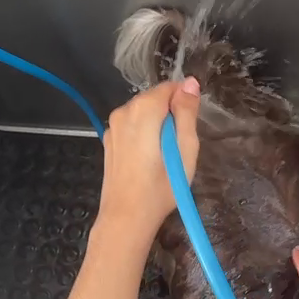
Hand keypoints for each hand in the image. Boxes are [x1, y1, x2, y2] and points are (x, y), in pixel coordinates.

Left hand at [96, 77, 200, 238]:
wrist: (127, 216)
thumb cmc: (162, 186)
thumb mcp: (185, 149)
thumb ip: (187, 112)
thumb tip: (190, 82)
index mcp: (143, 109)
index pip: (170, 87)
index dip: (184, 104)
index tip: (188, 128)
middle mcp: (123, 111)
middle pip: (155, 99)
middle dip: (169, 115)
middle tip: (177, 147)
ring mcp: (112, 126)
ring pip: (143, 113)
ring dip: (156, 126)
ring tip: (163, 156)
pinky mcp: (108, 140)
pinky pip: (132, 127)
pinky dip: (143, 135)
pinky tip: (147, 160)